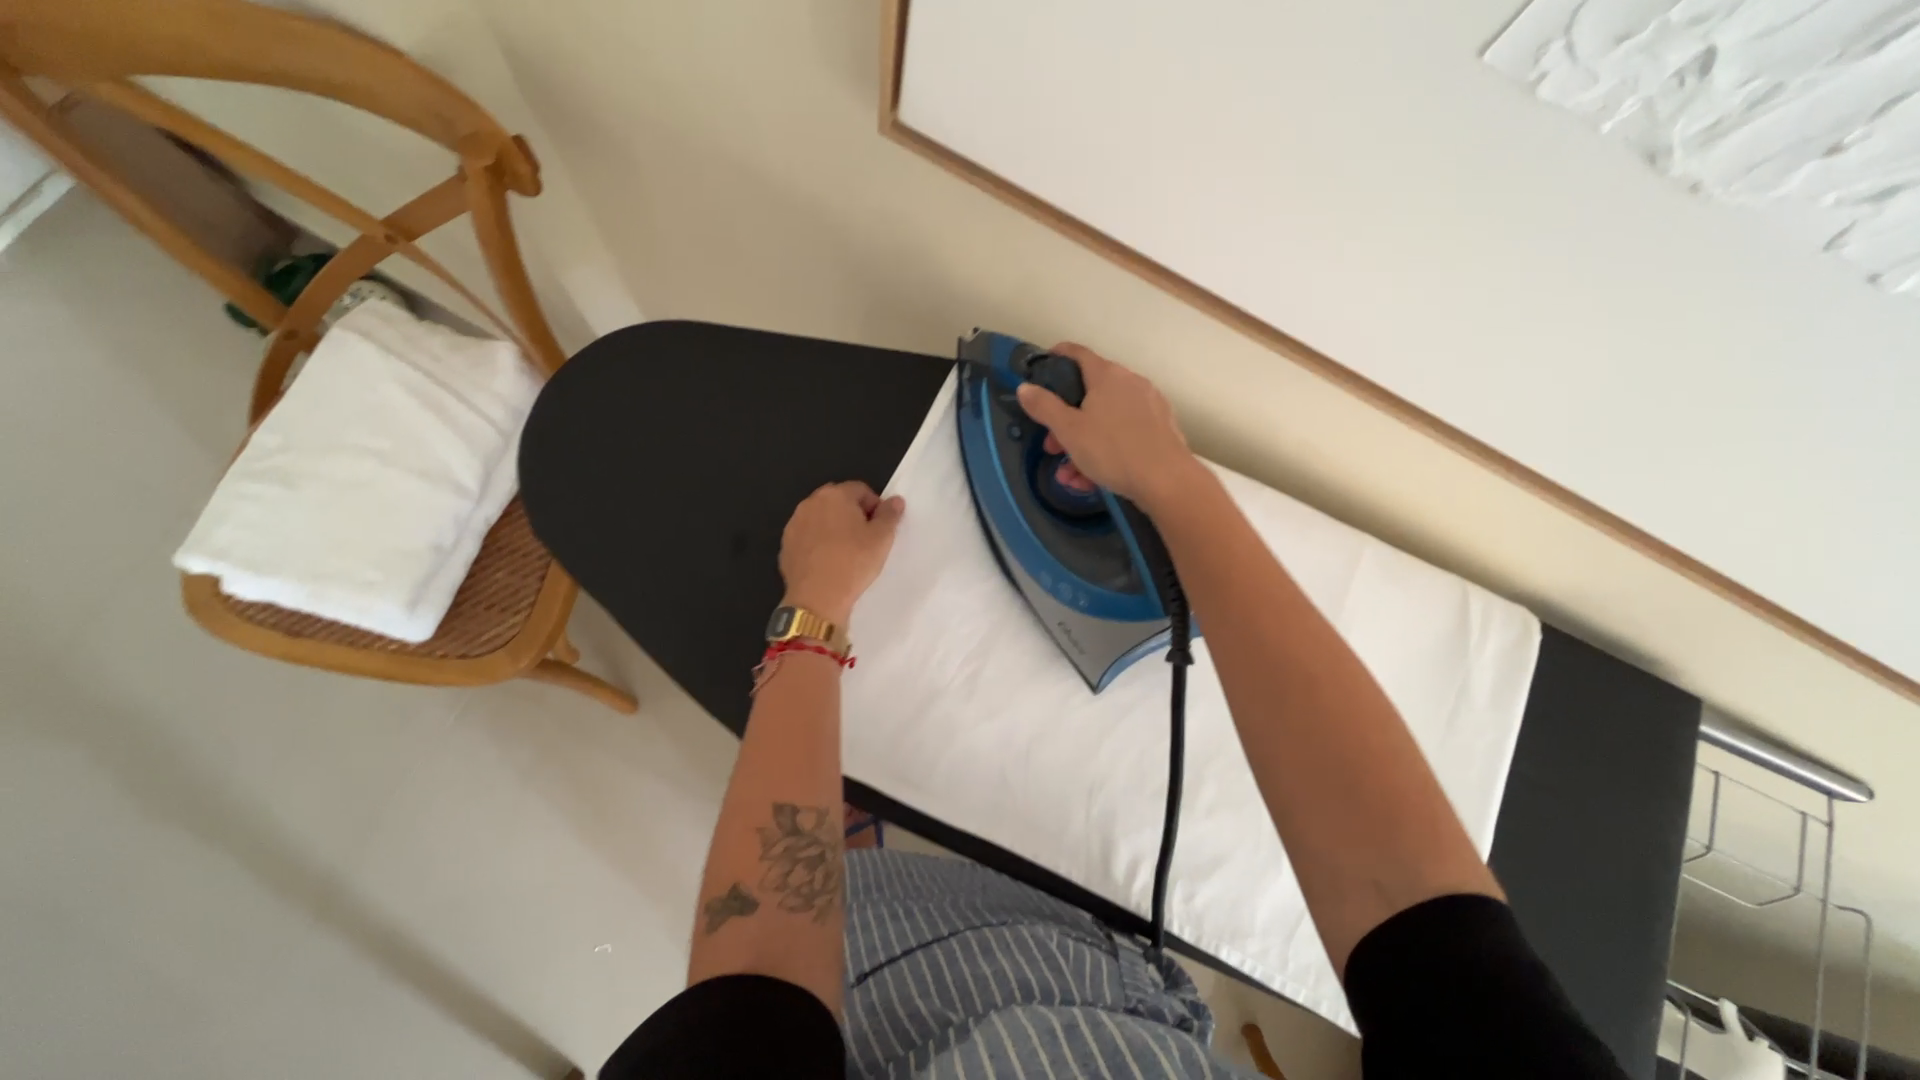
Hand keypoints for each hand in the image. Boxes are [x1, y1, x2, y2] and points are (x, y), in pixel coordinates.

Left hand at [778, 481, 905, 625]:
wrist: (817, 598)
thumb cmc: (853, 562)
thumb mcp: (881, 539)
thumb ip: (890, 515)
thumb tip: (895, 501)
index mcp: (835, 495)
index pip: (861, 490)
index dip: (875, 507)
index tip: (880, 528)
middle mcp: (810, 503)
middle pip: (838, 501)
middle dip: (853, 515)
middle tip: (866, 540)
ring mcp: (794, 524)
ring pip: (821, 519)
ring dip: (833, 529)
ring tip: (846, 553)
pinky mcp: (786, 546)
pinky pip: (808, 538)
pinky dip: (818, 544)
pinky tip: (828, 563)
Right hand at [1015, 342, 1200, 509]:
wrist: (1167, 481)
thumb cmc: (1113, 450)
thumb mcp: (1069, 430)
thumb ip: (1044, 407)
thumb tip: (1025, 387)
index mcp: (1107, 375)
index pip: (1078, 353)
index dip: (1057, 356)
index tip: (1042, 367)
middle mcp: (1131, 383)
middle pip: (1090, 394)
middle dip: (1066, 422)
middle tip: (1053, 447)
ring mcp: (1149, 405)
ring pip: (1106, 420)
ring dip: (1082, 446)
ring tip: (1070, 475)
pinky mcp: (1161, 429)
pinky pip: (1124, 434)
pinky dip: (1106, 451)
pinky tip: (1094, 480)